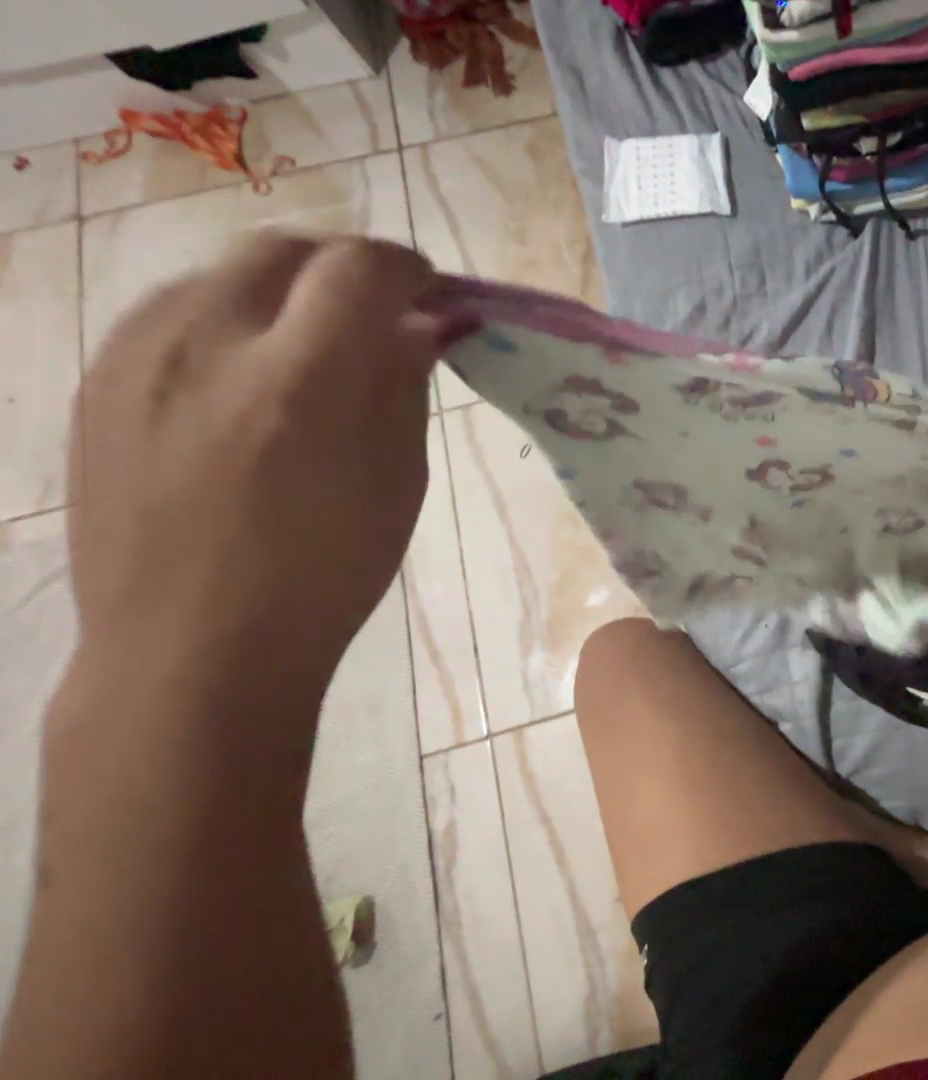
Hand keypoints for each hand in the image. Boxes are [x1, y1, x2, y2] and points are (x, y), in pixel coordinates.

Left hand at [71, 234, 462, 696]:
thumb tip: (426, 324)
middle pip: (284, 250)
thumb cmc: (326, 570)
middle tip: (383, 316)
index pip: (360, 267)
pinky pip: (173, 313)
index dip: (409, 269)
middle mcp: (205, 342)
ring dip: (286, 293)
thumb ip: (405, 384)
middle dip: (347, 270)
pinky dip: (230, 321)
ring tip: (315, 351)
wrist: (193, 642)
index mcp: (300, 379)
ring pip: (221, 274)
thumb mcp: (398, 478)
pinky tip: (249, 380)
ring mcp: (134, 355)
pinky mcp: (95, 378)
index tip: (435, 296)